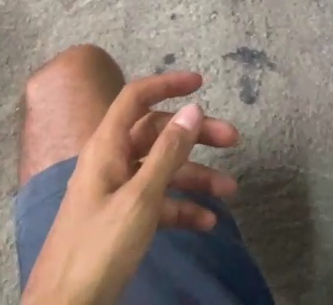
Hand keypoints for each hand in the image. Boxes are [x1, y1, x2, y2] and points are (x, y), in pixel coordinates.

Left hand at [21, 72, 241, 304]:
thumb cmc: (98, 248)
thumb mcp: (140, 199)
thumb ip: (167, 153)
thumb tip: (192, 109)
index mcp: (106, 147)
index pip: (136, 98)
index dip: (167, 85)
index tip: (201, 83)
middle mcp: (110, 162)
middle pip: (156, 134)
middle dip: (195, 136)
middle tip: (233, 140)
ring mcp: (115, 193)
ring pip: (161, 170)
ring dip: (196, 177)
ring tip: (230, 191)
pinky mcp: (120, 221)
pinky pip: (156, 202)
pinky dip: (181, 208)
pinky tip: (207, 222)